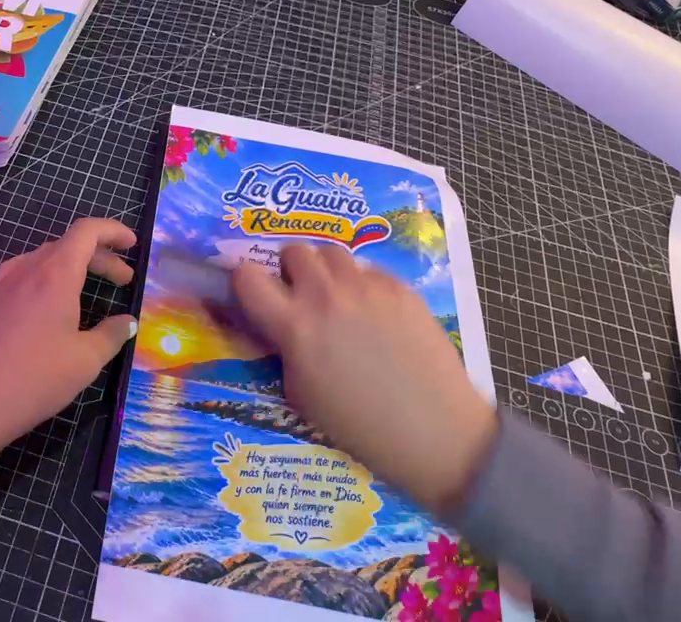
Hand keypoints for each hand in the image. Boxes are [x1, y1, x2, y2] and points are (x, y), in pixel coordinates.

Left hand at [0, 218, 139, 459]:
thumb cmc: (33, 379)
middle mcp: (27, 268)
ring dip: (74, 267)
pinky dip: (49, 278)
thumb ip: (111, 335)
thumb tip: (128, 322)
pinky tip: (53, 305)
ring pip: (45, 259)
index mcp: (54, 273)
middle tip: (123, 281)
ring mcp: (3, 284)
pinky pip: (25, 275)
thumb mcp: (84, 361)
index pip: (87, 231)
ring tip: (91, 291)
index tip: (133, 245)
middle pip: (68, 245)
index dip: (113, 231)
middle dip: (100, 257)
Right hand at [231, 242, 498, 513]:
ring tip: (338, 297)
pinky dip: (363, 284)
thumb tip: (277, 327)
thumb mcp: (301, 392)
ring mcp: (367, 287)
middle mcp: (327, 296)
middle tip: (301, 295)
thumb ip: (283, 348)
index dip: (245, 282)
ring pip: (332, 252)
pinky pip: (369, 270)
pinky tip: (376, 315)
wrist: (435, 431)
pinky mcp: (400, 287)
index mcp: (295, 326)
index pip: (246, 276)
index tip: (254, 294)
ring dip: (326, 270)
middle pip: (293, 250)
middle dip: (291, 269)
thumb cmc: (360, 426)